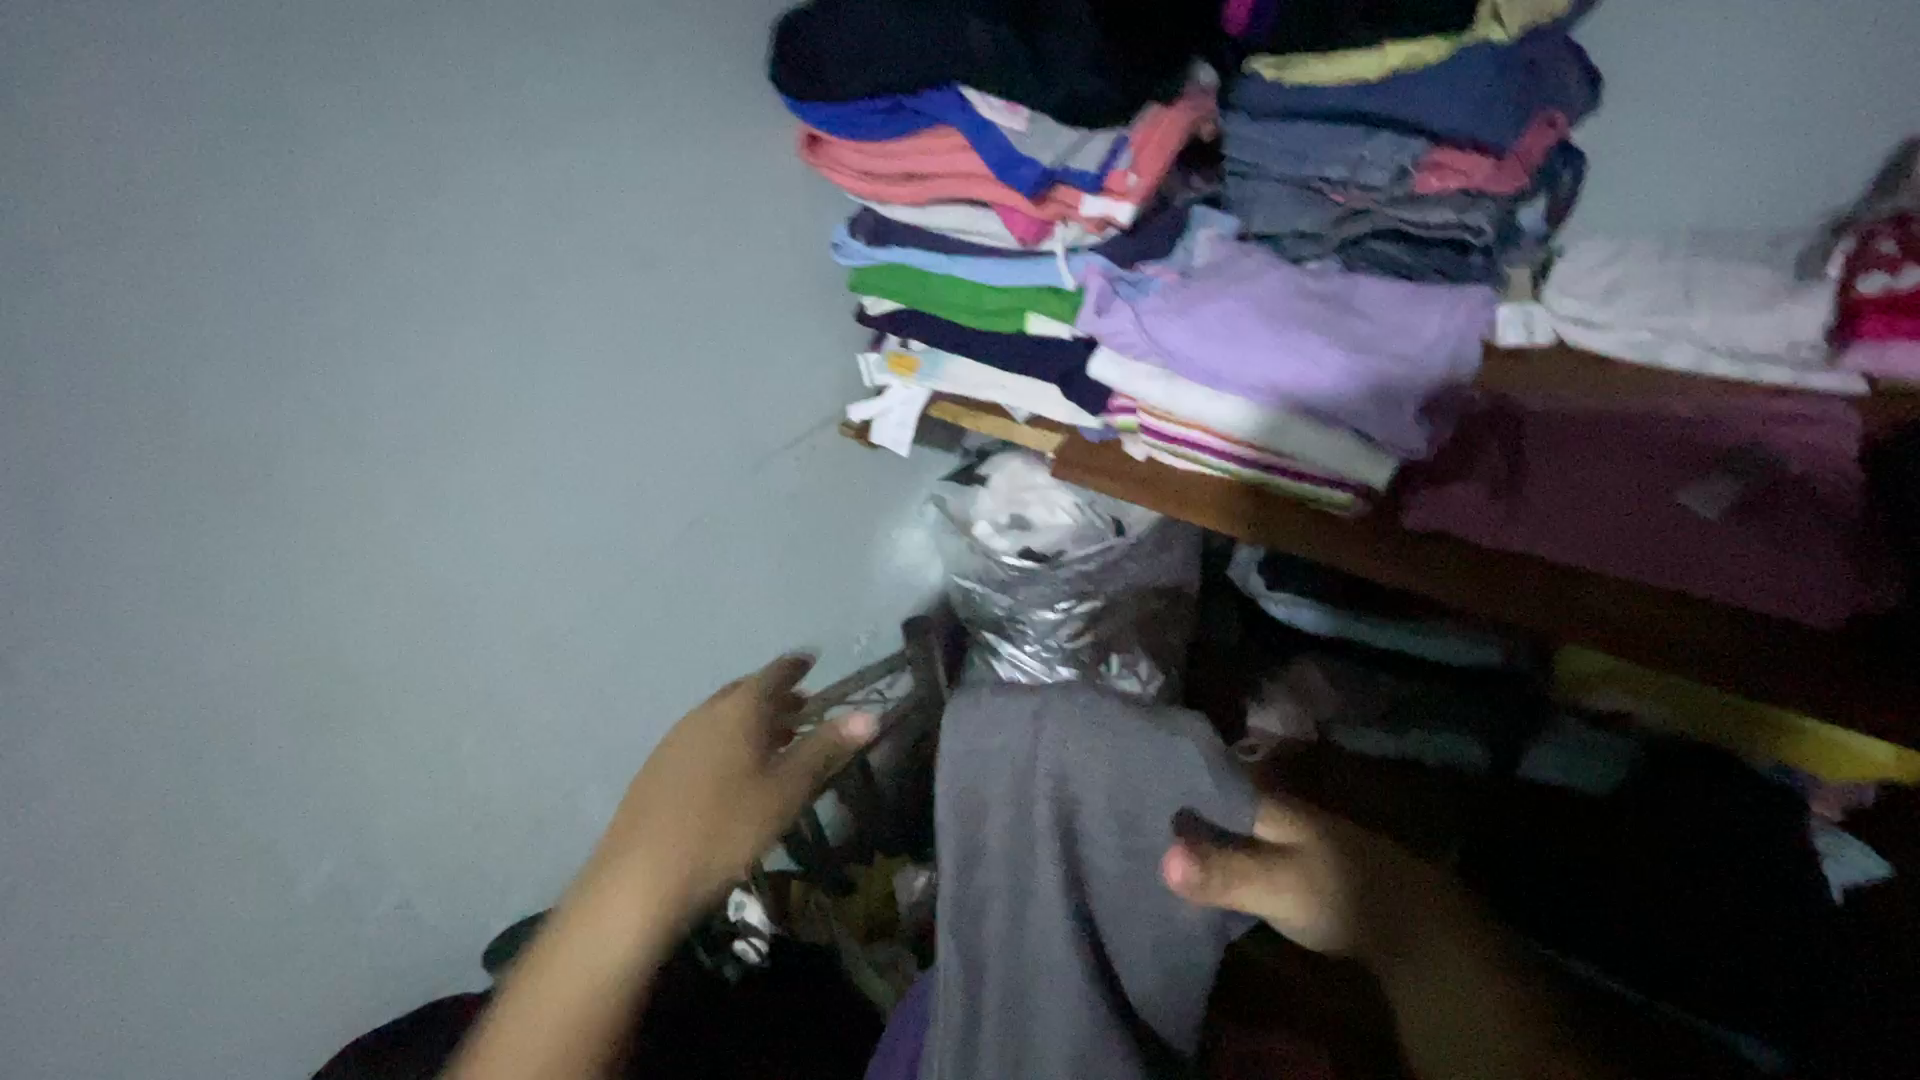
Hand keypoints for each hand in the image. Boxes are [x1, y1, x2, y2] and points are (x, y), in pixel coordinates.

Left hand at [578, 654, 876, 922]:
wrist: (640, 880)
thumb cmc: (726, 829)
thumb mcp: (787, 790)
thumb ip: (826, 748)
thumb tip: (870, 714)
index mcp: (739, 709)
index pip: (775, 672)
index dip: (797, 666)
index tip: (814, 661)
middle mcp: (705, 713)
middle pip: (747, 692)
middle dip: (778, 696)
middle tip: (805, 708)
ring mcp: (676, 739)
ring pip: (724, 716)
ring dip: (754, 721)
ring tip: (778, 742)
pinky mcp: (659, 768)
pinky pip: (705, 738)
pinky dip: (730, 740)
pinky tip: (736, 773)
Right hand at [1160, 795, 1483, 973]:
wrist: (1420, 929)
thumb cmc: (1342, 892)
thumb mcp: (1276, 882)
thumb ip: (1222, 870)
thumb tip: (1162, 858)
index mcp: (1265, 801)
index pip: (1205, 778)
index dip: (1167, 782)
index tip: (1127, 788)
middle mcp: (1274, 810)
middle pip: (1215, 804)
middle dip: (1179, 812)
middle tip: (1130, 821)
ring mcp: (1290, 838)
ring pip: (1231, 828)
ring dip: (1199, 838)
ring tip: (1152, 846)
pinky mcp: (1299, 868)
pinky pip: (1246, 853)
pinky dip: (1223, 860)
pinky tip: (1201, 873)